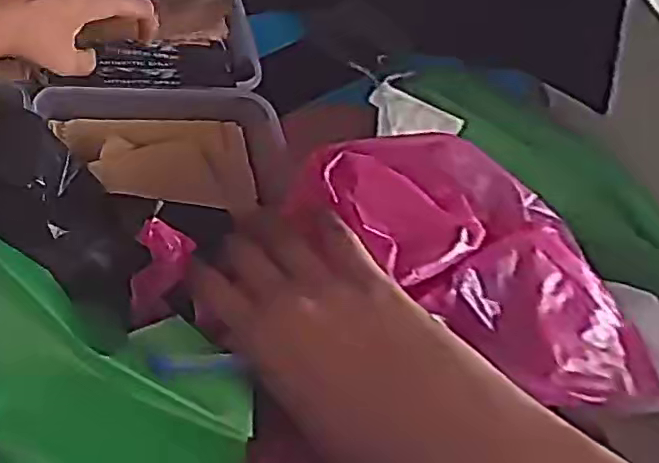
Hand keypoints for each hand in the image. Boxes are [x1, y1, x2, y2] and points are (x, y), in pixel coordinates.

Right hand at [194, 208, 624, 462]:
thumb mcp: (306, 430)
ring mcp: (326, 279)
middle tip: (228, 247)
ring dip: (261, 222)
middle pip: (238, 248)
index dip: (197, 273)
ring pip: (275, 228)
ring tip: (257, 220)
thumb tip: (241, 419)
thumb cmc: (375, 448)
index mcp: (261, 338)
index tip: (198, 273)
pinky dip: (316, 218)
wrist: (461, 443)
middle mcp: (283, 296)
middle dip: (227, 244)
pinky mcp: (367, 272)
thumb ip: (268, 399)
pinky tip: (312, 218)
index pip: (208, 285)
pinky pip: (332, 229)